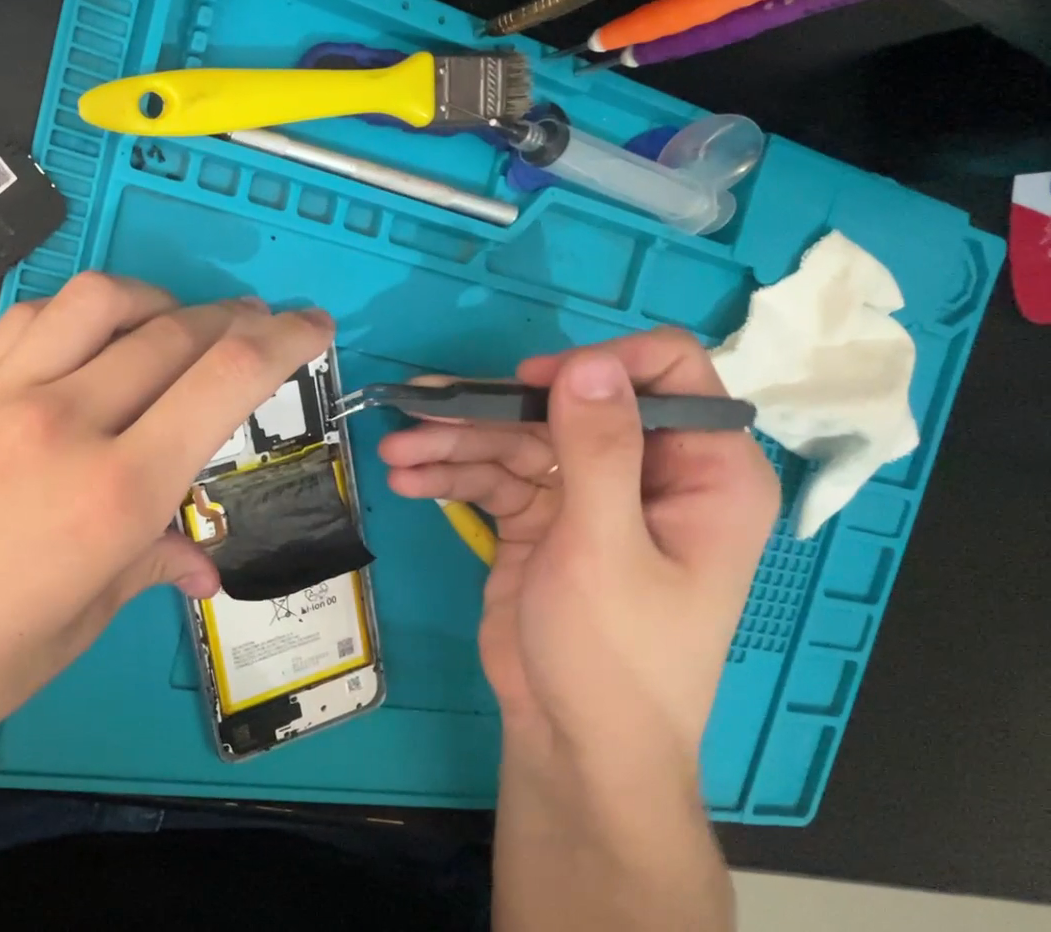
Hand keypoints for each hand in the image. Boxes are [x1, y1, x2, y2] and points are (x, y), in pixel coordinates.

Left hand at [0, 272, 332, 774]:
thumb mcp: (77, 625)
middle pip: (173, 332)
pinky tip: (84, 336)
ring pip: (99, 301)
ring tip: (175, 324)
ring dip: (156, 300)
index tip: (311, 327)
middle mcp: (62, 422)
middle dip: (234, 321)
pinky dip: (76, 312)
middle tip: (259, 329)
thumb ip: (146, 564)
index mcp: (113, 494)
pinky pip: (27, 319)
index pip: (223, 381)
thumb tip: (198, 559)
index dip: (283, 341)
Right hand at [378, 328, 778, 768]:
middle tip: (418, 414)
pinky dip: (450, 477)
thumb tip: (591, 362)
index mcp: (703, 474)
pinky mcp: (539, 523)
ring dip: (454, 445)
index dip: (599, 368)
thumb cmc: (615, 651)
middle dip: (490, 412)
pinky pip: (492, 479)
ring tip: (396, 453)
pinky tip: (407, 482)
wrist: (573, 738)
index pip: (668, 379)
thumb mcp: (607, 547)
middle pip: (564, 409)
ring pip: (517, 442)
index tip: (530, 382)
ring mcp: (587, 499)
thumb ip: (600, 449)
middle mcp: (647, 474)